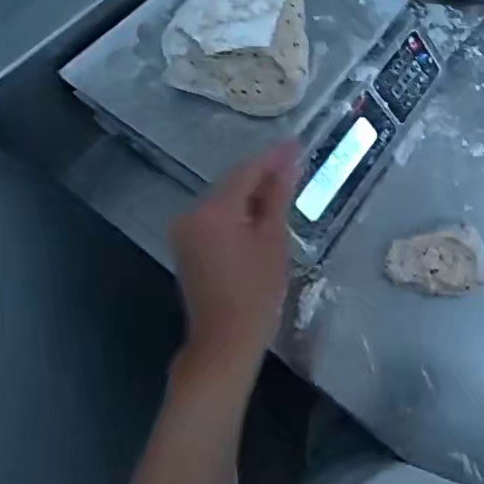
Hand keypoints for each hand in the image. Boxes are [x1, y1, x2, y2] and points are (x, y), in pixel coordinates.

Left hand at [169, 142, 298, 385]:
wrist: (225, 340)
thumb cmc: (256, 291)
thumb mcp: (274, 239)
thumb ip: (278, 195)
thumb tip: (288, 162)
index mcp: (213, 211)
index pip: (247, 171)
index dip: (274, 157)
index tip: (297, 142)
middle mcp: (192, 214)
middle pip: (233, 182)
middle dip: (263, 172)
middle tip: (296, 162)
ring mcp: (186, 230)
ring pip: (226, 198)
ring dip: (253, 191)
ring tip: (286, 184)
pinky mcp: (188, 243)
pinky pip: (217, 214)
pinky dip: (240, 209)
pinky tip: (263, 209)